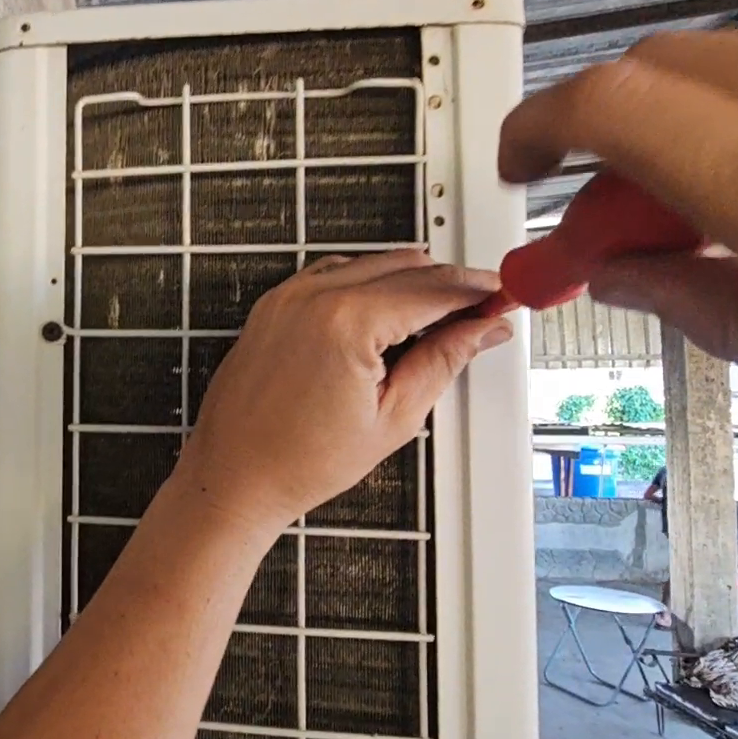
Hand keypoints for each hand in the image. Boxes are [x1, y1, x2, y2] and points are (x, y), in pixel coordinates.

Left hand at [166, 250, 512, 538]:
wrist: (233, 475)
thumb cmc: (297, 461)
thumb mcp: (393, 418)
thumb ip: (442, 362)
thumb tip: (481, 330)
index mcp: (346, 321)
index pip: (433, 288)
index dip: (478, 291)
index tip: (504, 297)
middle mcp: (310, 297)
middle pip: (402, 267)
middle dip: (448, 283)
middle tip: (481, 310)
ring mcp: (284, 298)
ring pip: (365, 263)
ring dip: (407, 278)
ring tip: (439, 315)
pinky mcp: (269, 308)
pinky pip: (327, 275)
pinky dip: (362, 281)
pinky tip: (383, 309)